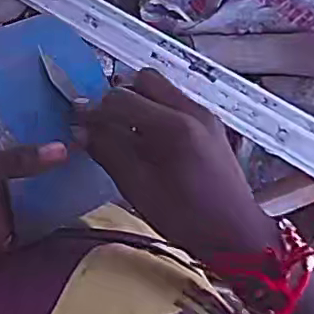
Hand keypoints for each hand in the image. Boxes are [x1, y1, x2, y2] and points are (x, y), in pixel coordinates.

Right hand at [75, 69, 276, 260]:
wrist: (237, 233)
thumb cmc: (186, 218)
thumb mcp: (139, 188)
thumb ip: (109, 152)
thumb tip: (81, 130)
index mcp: (174, 126)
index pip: (122, 99)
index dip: (94, 108)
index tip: (76, 117)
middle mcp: (191, 110)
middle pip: (144, 79)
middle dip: (117, 95)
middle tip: (101, 120)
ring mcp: (204, 114)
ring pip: (161, 87)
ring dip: (137, 99)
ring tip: (123, 128)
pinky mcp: (210, 123)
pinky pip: (174, 101)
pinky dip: (155, 108)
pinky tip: (147, 136)